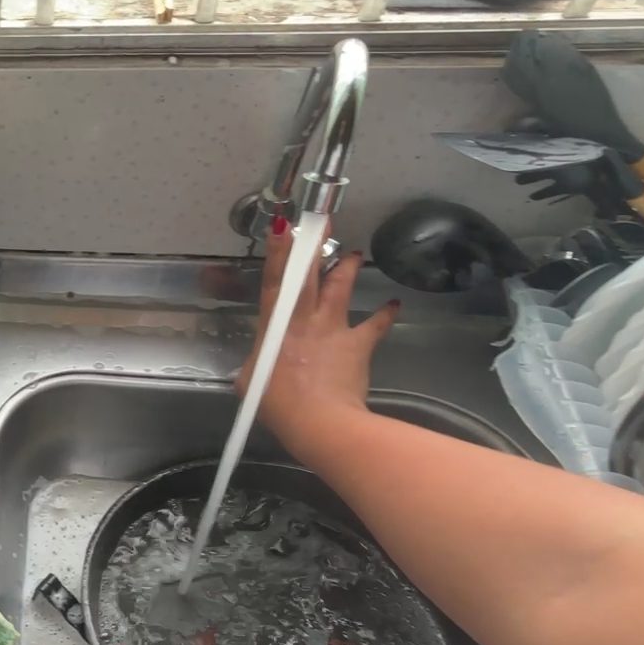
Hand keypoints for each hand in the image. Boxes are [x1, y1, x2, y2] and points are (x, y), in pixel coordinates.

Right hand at [239, 218, 398, 463]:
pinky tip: (393, 306)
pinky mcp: (357, 346)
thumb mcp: (250, 383)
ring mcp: (333, 331)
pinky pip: (374, 326)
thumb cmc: (277, 403)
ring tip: (354, 255)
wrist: (320, 422)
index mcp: (274, 327)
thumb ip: (256, 365)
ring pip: (340, 290)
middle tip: (321, 222)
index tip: (283, 225)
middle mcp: (305, 320)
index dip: (278, 253)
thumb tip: (260, 366)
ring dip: (346, 270)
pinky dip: (384, 316)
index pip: (274, 282)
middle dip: (314, 247)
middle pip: (309, 276)